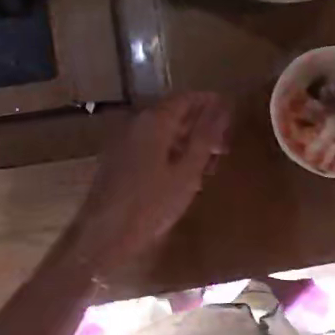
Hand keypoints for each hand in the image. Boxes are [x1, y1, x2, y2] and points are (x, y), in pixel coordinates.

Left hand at [63, 92, 231, 277]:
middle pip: (174, 115)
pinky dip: (171, 155)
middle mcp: (136, 124)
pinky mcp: (119, 162)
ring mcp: (124, 143)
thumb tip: (222, 108)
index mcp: (154, 122)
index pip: (186, 98)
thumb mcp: (187, 172)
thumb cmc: (151, 205)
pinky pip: (150, 148)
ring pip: (163, 134)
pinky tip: (185, 178)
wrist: (103, 235)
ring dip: (188, 143)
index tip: (232, 114)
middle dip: (201, 126)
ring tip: (210, 166)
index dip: (210, 103)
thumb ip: (205, 138)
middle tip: (225, 147)